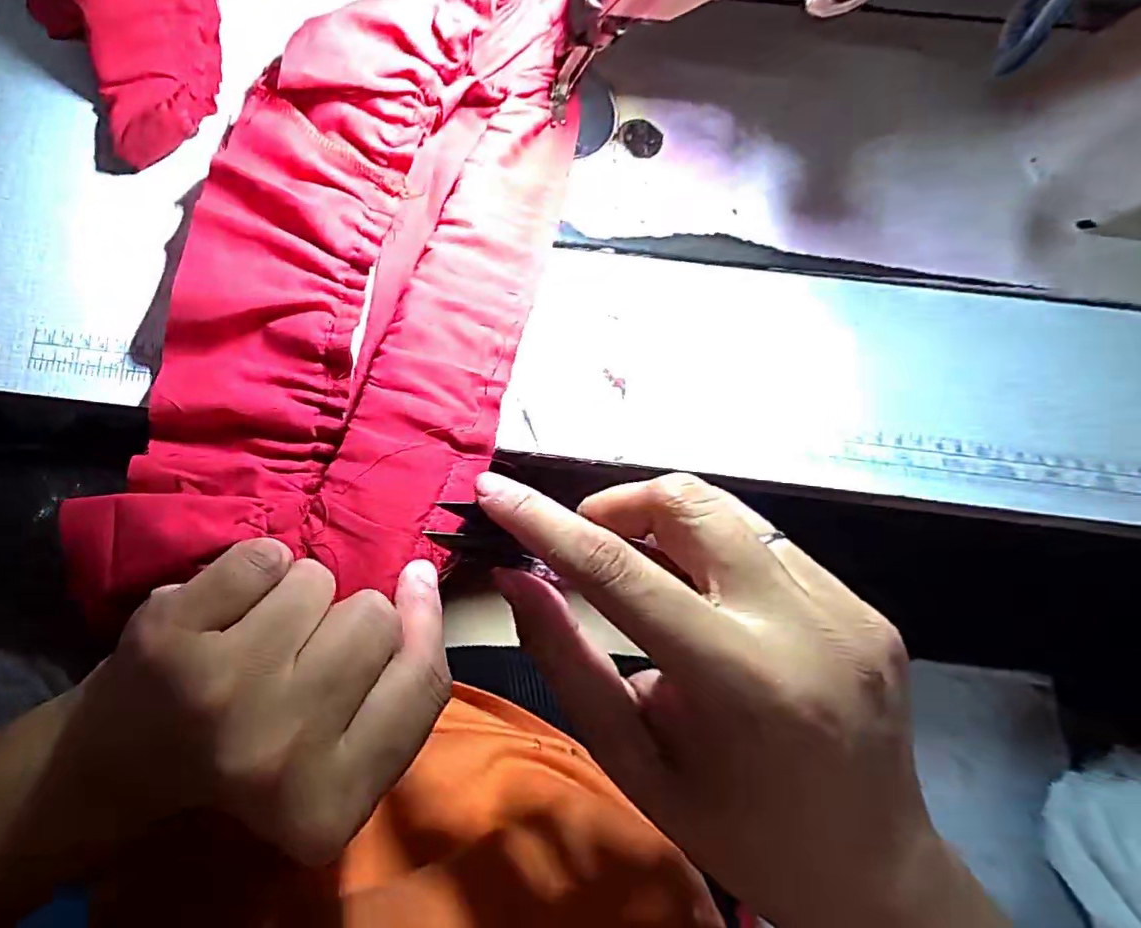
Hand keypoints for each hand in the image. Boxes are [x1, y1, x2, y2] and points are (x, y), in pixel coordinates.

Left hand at [65, 538, 451, 864]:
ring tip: (259, 626)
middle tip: (299, 643)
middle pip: (370, 620)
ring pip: (315, 579)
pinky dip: (255, 563)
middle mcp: (279, 749)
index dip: (426, 621)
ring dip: (296, 591)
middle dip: (344, 616)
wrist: (123, 753)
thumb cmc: (240, 752)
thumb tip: (424, 580)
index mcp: (330, 804)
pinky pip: (259, 555)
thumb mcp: (331, 759)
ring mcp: (221, 683)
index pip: (419, 684)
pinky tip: (228, 599)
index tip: (415, 581)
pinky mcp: (172, 631)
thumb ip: (389, 692)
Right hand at [474, 471, 1005, 927]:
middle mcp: (805, 627)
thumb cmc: (730, 824)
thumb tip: (511, 575)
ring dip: (650, 520)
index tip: (490, 488)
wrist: (875, 877)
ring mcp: (845, 609)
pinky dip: (695, 543)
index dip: (541, 520)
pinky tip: (686, 592)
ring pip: (719, 505)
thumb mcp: (623, 750)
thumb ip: (560, 654)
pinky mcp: (859, 604)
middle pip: (683, 503)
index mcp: (740, 679)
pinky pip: (753, 534)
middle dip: (608, 508)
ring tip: (628, 570)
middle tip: (578, 552)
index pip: (616, 568)